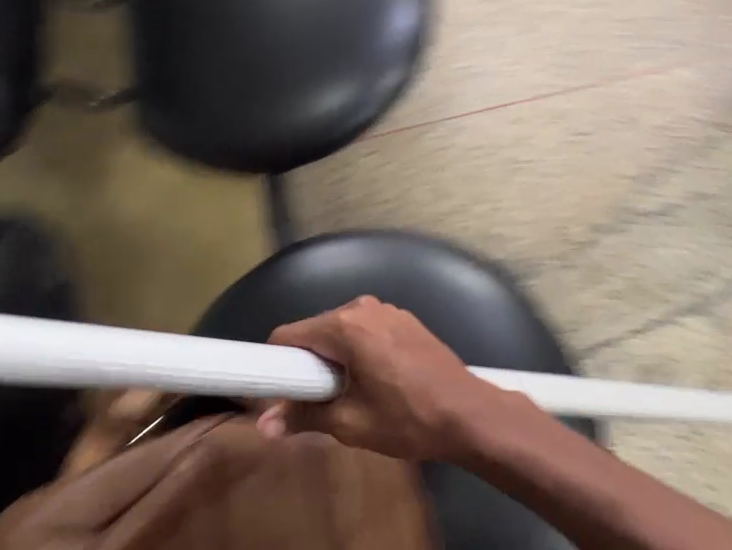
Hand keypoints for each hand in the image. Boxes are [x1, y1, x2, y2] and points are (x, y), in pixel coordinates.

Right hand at [256, 296, 510, 461]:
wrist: (468, 413)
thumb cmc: (407, 418)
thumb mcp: (350, 423)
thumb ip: (302, 416)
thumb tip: (263, 425)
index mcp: (345, 326)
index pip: (289, 335)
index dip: (275, 363)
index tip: (276, 392)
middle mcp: (363, 307)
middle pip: (315, 331)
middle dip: (307, 365)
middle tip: (314, 403)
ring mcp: (387, 310)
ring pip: (341, 332)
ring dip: (334, 360)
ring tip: (347, 396)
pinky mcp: (404, 319)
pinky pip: (365, 331)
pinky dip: (358, 353)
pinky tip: (373, 382)